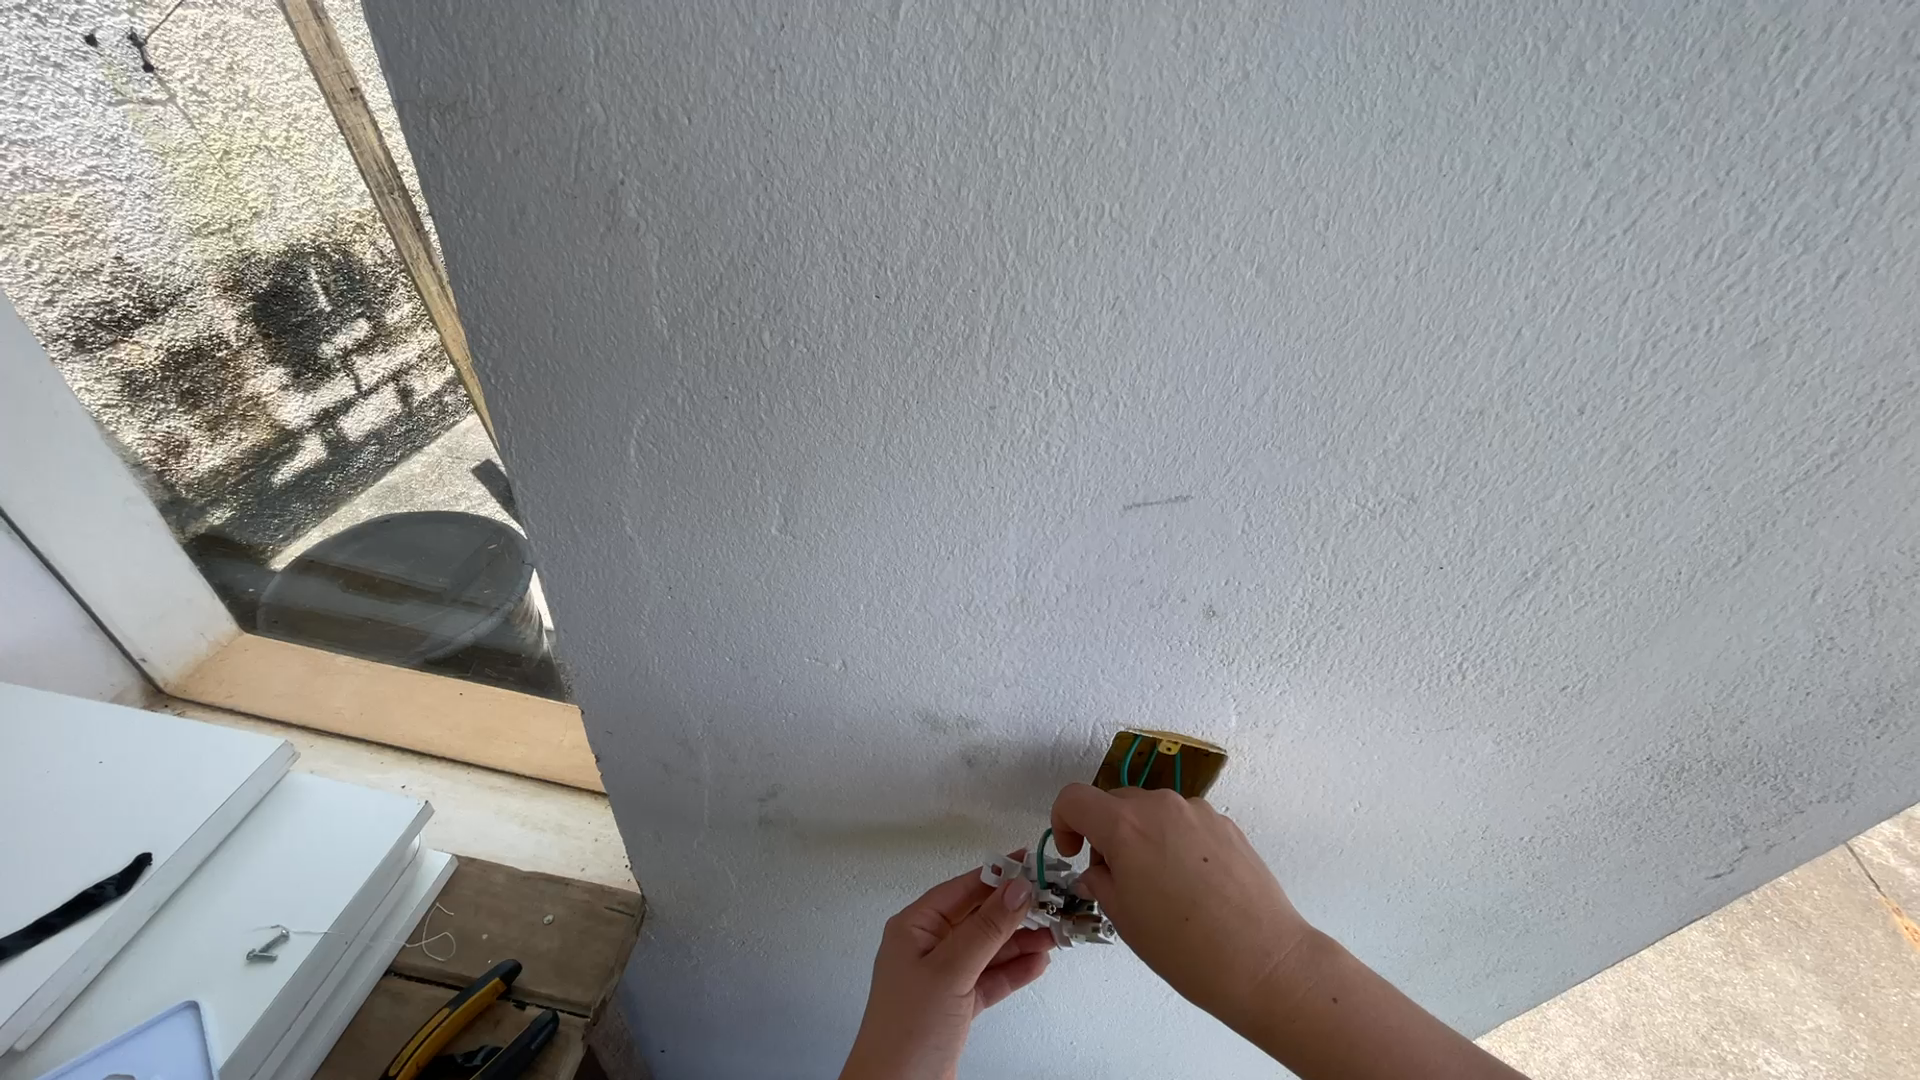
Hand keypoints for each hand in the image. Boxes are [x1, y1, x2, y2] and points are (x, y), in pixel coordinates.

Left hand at [838, 860, 1055, 1079]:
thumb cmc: (905, 1032)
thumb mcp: (950, 971)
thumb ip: (986, 929)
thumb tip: (1016, 889)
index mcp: (915, 927)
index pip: (962, 889)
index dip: (996, 875)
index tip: (1028, 863)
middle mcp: (927, 947)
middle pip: (978, 917)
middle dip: (1014, 910)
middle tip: (1049, 900)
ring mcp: (943, 977)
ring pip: (988, 948)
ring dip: (1020, 940)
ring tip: (1053, 932)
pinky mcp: (957, 1005)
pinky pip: (991, 978)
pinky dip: (1014, 970)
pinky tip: (1038, 962)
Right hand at [1049, 783, 1313, 1032]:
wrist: (1265, 962)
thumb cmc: (1186, 948)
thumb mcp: (1124, 919)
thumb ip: (1099, 881)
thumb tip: (1099, 871)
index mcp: (1124, 826)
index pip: (1074, 798)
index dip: (1063, 822)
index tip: (1074, 851)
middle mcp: (1158, 805)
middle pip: (1113, 802)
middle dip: (1104, 832)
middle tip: (1116, 878)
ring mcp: (1196, 810)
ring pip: (1151, 810)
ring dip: (1141, 835)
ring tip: (1160, 885)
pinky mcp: (1225, 823)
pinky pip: (1184, 820)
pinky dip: (1174, 840)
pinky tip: (1192, 884)